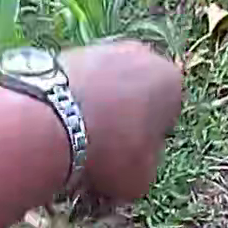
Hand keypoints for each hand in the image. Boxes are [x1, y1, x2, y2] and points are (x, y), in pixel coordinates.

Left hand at [61, 41, 182, 200]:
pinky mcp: (69, 50)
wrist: (56, 120)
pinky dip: (72, 106)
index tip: (126, 166)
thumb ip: (145, 170)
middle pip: (134, 102)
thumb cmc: (111, 152)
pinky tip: (59, 130)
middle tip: (102, 158)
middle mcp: (144, 54)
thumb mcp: (140, 180)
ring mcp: (105, 48)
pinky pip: (79, 87)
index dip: (146, 150)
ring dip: (96, 116)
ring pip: (106, 93)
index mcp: (172, 82)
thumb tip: (134, 168)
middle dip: (121, 127)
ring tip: (77, 147)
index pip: (164, 122)